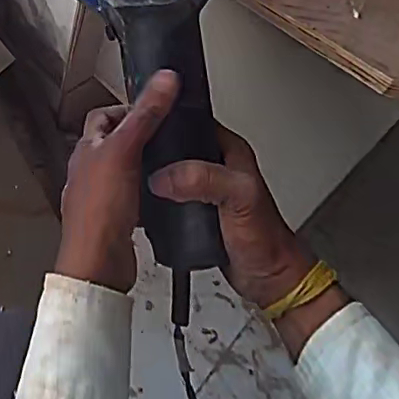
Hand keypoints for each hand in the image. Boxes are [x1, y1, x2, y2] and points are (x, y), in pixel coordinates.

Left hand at [54, 70, 179, 291]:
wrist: (97, 263)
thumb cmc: (99, 211)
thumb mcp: (125, 151)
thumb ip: (146, 115)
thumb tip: (163, 81)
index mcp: (86, 149)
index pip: (102, 116)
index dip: (126, 107)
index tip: (151, 107)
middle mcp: (89, 169)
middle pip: (113, 141)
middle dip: (137, 135)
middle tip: (163, 133)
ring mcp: (99, 194)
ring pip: (122, 169)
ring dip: (142, 163)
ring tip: (166, 162)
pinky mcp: (114, 217)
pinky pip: (130, 196)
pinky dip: (146, 191)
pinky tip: (161, 196)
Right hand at [150, 126, 347, 354]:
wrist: (268, 280)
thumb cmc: (267, 240)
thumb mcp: (240, 197)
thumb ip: (205, 179)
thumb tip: (166, 176)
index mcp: (227, 148)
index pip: (190, 120)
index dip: (166, 118)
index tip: (144, 123)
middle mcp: (213, 162)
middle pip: (172, 141)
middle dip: (152, 145)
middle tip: (130, 147)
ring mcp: (200, 184)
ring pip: (166, 166)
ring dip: (151, 170)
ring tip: (130, 169)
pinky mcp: (190, 205)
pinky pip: (164, 191)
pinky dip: (152, 194)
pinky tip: (141, 194)